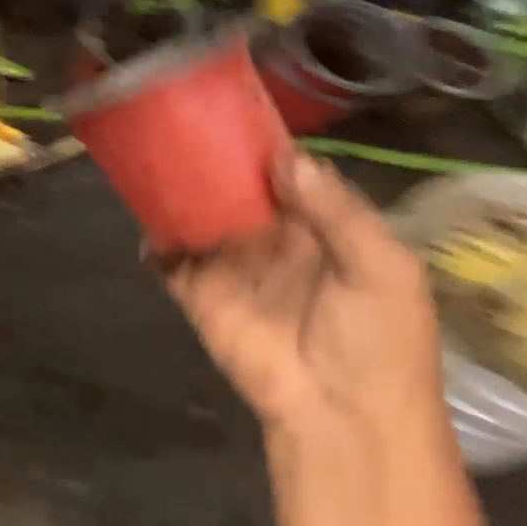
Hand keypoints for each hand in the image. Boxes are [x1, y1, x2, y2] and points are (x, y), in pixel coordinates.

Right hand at [166, 154, 445, 446]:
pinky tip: (144, 222)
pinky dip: (152, 242)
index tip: (231, 115)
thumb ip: (336, 212)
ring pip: (195, 218)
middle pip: (232, 192)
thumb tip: (284, 158)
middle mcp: (271, 241)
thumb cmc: (377, 339)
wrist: (338, 411)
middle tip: (177, 132)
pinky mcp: (195, 293)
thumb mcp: (382, 269)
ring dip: (175, 196)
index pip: (287, 177)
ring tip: (149, 165)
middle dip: (209, 165)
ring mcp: (230, 267)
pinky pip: (167, 260)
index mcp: (322, 229)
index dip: (263, 148)